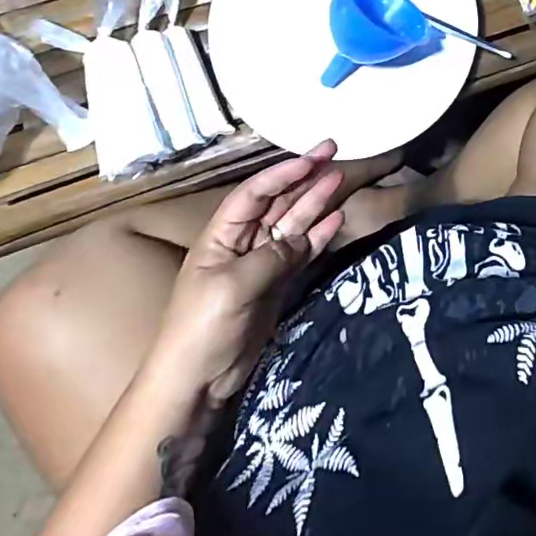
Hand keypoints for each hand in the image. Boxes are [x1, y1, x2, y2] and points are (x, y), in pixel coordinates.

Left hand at [148, 140, 351, 401]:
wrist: (195, 382)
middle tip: (333, 152)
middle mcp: (244, 241)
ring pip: (294, 223)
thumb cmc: (201, 328)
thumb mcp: (231, 287)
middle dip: (304, 177)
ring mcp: (263, 263)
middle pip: (278, 201)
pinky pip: (302, 253)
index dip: (283, 172)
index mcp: (222, 233)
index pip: (255, 192)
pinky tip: (337, 219)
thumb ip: (269, 257)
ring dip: (316, 201)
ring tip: (339, 179)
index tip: (311, 158)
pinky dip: (319, 236)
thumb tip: (299, 239)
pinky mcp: (277, 285)